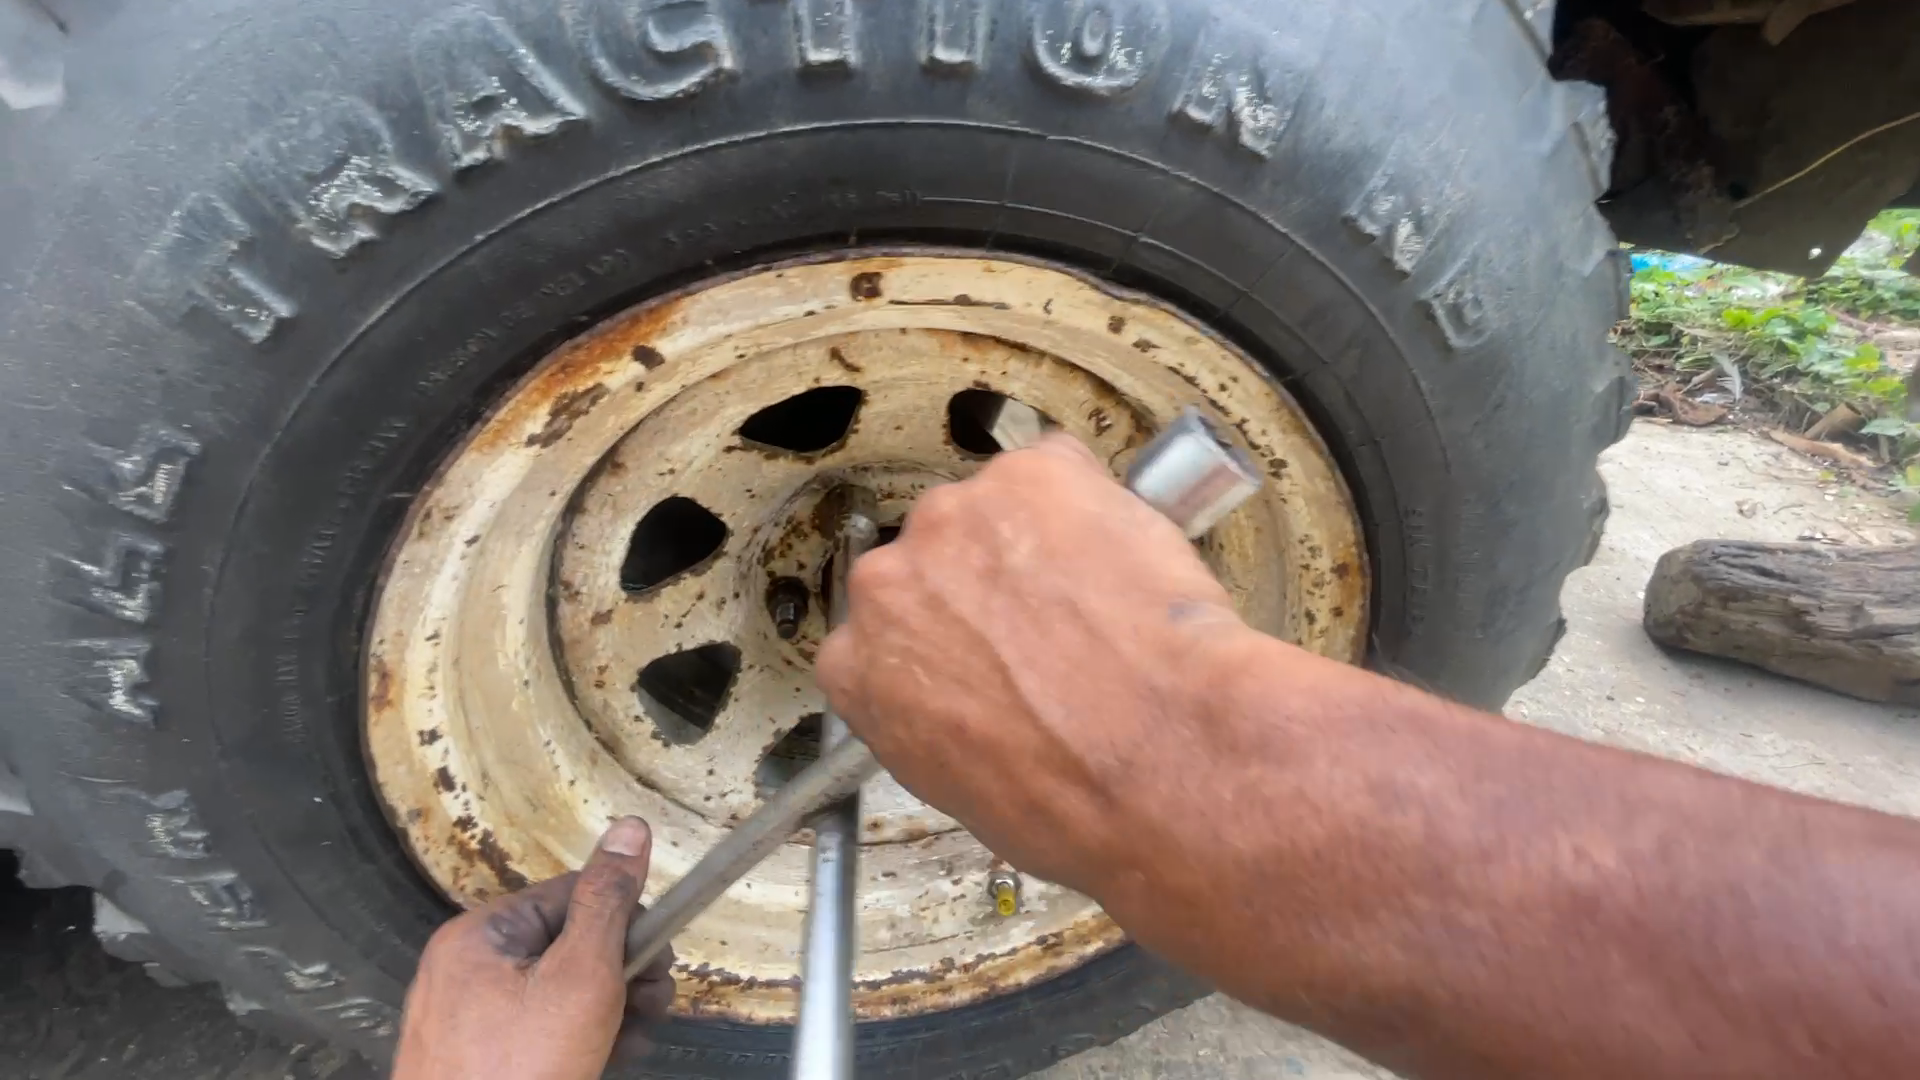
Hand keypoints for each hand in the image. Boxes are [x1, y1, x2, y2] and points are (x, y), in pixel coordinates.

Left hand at [392, 817, 675, 1079]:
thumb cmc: (525, 1073)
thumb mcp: (583, 975)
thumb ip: (608, 900)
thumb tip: (630, 826)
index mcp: (480, 936)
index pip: (578, 893)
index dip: (625, 922)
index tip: (655, 956)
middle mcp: (466, 968)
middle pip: (573, 941)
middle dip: (624, 969)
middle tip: (653, 1001)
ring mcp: (467, 1020)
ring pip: (563, 987)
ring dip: (613, 1004)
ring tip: (637, 1035)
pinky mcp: (478, 1060)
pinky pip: (542, 1026)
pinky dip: (582, 1036)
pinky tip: (612, 1055)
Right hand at [816, 433, 1254, 896]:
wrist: (1156, 758)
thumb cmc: (1068, 798)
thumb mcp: (960, 783)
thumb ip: (934, 709)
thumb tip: (972, 685)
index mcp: (856, 664)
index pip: (883, 627)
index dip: (943, 630)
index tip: (980, 641)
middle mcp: (886, 581)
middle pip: (933, 560)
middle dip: (982, 580)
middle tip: (1048, 619)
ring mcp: (952, 519)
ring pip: (993, 511)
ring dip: (1033, 538)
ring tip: (1095, 595)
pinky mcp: (1027, 477)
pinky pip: (1056, 474)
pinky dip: (1087, 502)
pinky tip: (1118, 560)